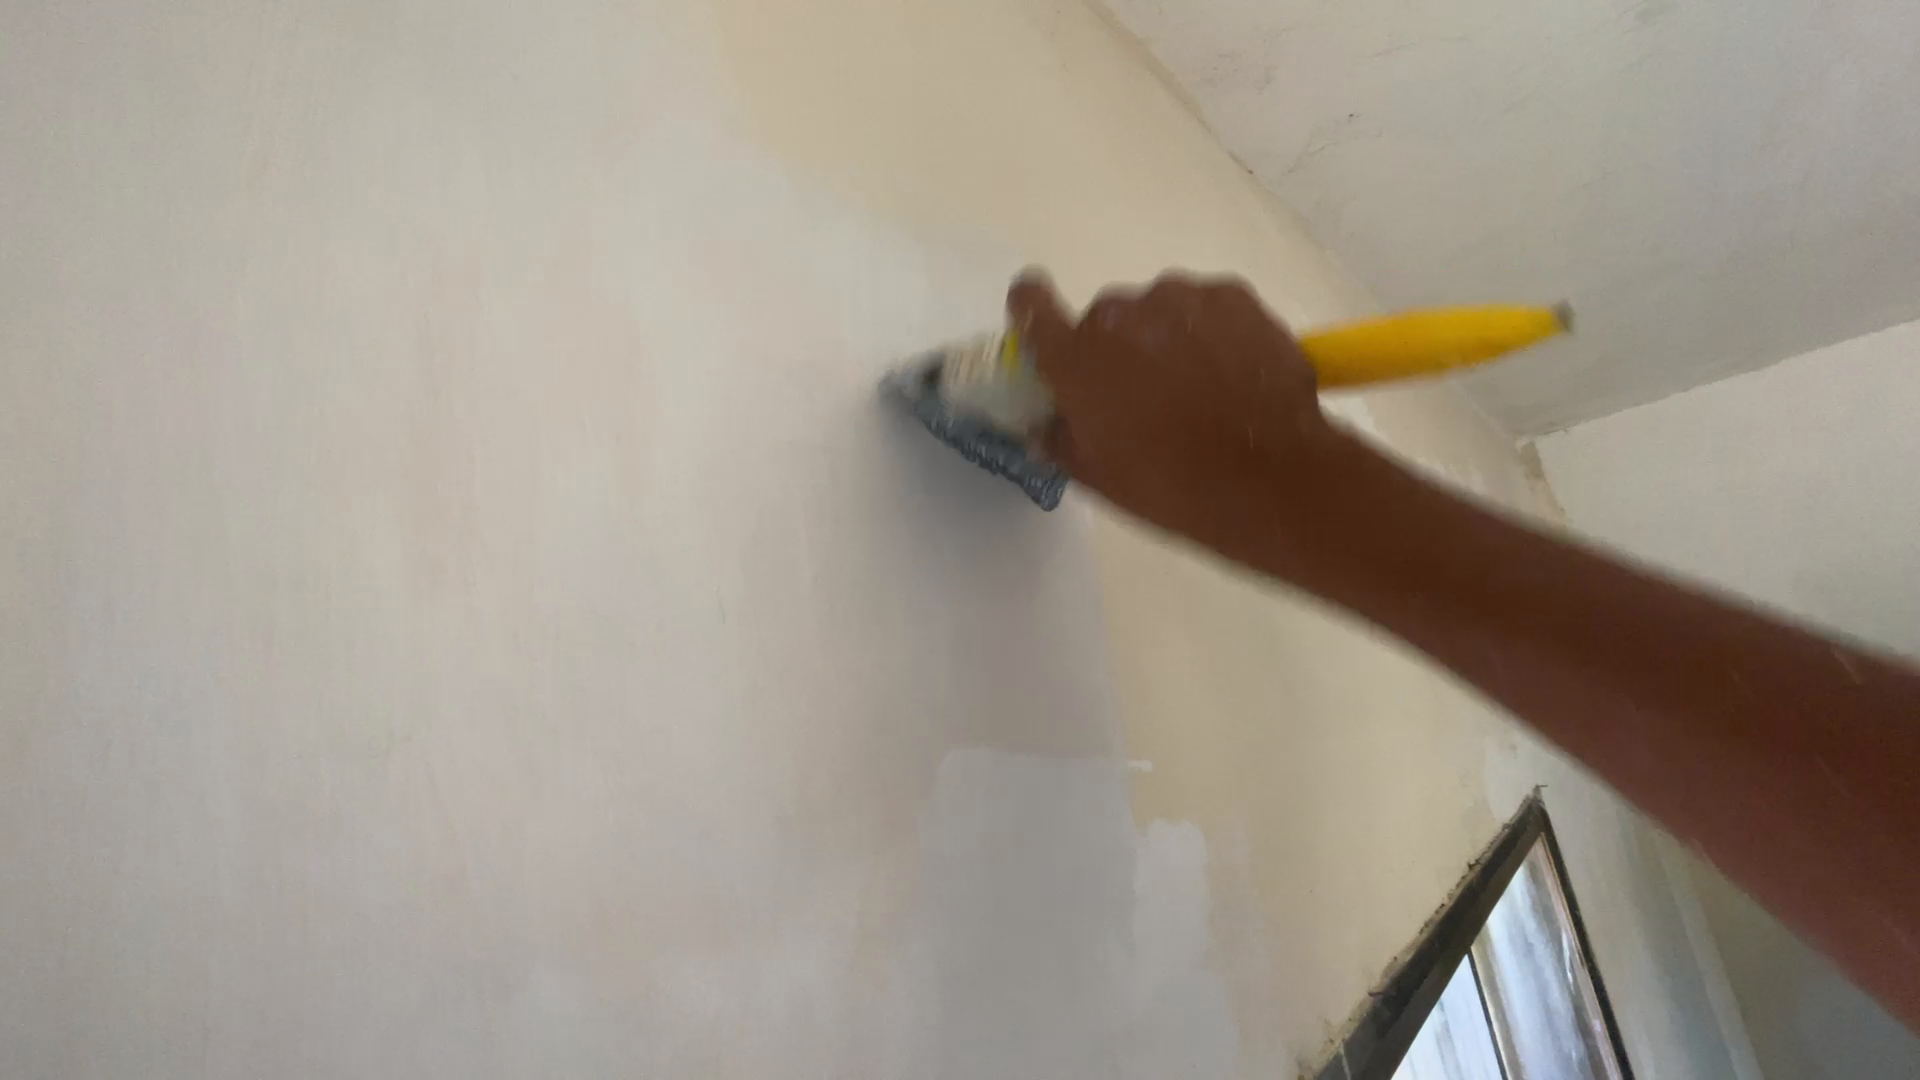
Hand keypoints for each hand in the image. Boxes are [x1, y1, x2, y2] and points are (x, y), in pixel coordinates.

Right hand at [1008, 269, 1340, 548]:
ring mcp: (1178, 298)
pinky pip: (1202, 308)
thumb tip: (1046, 425)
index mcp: (1075, 358)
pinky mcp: (1231, 295)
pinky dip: (1206, 332)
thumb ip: (1059, 440)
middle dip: (1114, 350)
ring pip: (1155, 311)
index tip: (1043, 325)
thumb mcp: (1097, 476)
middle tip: (1141, 396)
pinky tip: (1227, 373)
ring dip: (1161, 338)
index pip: (1030, 304)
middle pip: (1103, 319)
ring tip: (1193, 388)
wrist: (1270, 477)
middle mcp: (1118, 314)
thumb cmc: (1168, 484)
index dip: (1031, 308)